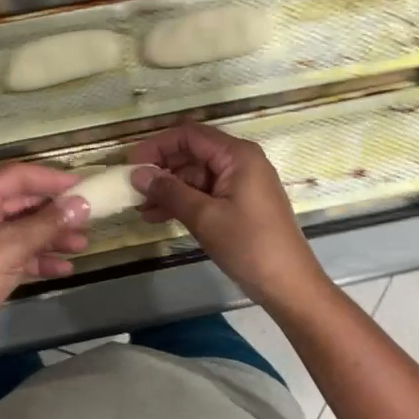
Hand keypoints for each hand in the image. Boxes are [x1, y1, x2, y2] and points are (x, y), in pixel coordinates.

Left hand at [0, 163, 91, 359]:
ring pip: (25, 230)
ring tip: (82, 245)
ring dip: (53, 237)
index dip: (52, 179)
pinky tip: (65, 268)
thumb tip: (83, 204)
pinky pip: (20, 255)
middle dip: (56, 212)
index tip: (85, 185)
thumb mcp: (12, 244)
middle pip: (23, 203)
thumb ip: (49, 223)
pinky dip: (41, 259)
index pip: (19, 175)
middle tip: (89, 217)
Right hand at [128, 124, 326, 305]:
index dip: (157, 146)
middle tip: (132, 190)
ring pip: (198, 177)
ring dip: (170, 190)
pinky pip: (207, 195)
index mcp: (238, 155)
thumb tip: (138, 174)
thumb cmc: (248, 245)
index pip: (190, 135)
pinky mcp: (242, 206)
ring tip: (141, 209)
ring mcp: (243, 185)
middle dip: (162, 169)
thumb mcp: (205, 217)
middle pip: (193, 154)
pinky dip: (185, 203)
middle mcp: (242, 162)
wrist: (288, 283)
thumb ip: (170, 192)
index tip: (130, 164)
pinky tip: (160, 217)